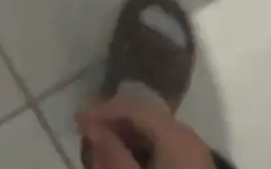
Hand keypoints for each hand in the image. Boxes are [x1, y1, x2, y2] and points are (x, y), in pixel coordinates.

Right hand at [77, 96, 215, 168]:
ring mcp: (193, 155)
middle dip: (111, 129)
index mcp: (175, 135)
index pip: (131, 108)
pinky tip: (123, 166)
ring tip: (101, 160)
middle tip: (87, 144)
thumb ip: (111, 153)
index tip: (77, 122)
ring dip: (123, 144)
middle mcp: (187, 137)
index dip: (101, 111)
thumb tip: (91, 126)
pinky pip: (160, 152)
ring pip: (149, 136)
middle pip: (141, 119)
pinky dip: (138, 156)